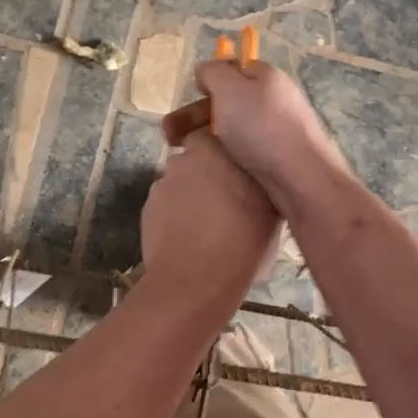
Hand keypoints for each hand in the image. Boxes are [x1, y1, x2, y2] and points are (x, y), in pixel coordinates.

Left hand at [140, 131, 279, 293]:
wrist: (193, 284)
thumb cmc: (241, 242)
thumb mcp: (271, 211)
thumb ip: (263, 183)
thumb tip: (264, 179)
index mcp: (213, 150)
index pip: (215, 134)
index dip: (227, 151)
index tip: (241, 171)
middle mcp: (182, 160)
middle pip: (197, 159)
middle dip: (210, 174)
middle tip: (231, 201)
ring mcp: (160, 186)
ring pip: (181, 184)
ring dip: (193, 196)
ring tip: (211, 226)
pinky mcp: (146, 211)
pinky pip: (167, 206)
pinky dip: (178, 216)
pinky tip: (192, 239)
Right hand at [160, 60, 347, 206]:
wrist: (301, 178)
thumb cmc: (261, 128)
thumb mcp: (230, 89)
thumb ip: (214, 72)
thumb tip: (205, 70)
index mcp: (266, 77)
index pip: (232, 69)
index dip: (208, 81)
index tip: (191, 96)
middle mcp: (274, 99)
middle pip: (228, 101)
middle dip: (194, 115)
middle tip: (168, 135)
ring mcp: (277, 130)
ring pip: (232, 129)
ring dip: (204, 138)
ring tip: (180, 155)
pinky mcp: (277, 158)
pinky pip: (243, 152)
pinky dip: (224, 156)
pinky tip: (209, 168)